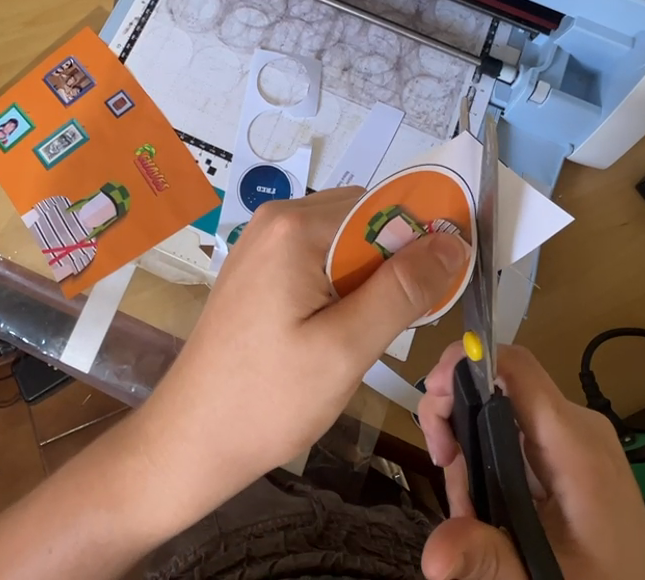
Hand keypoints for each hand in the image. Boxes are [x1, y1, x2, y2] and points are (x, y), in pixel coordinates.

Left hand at [136, 187, 468, 508]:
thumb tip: (454, 242)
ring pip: (345, 241)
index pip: (384, 207)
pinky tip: (339, 330)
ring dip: (370, 278)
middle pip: (365, 220)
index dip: (423, 240)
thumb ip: (403, 290)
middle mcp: (277, 219)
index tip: (447, 285)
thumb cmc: (267, 399)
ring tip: (366, 334)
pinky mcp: (259, 268)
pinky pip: (319, 258)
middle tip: (402, 322)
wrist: (191, 438)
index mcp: (296, 226)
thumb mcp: (347, 347)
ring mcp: (263, 242)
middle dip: (394, 262)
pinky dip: (342, 286)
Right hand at [417, 343, 644, 579]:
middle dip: (457, 422)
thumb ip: (489, 559)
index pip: (515, 366)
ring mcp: (578, 438)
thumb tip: (433, 551)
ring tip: (470, 510)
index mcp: (576, 446)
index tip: (432, 398)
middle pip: (498, 387)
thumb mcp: (545, 578)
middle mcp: (578, 428)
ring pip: (502, 412)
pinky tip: (489, 507)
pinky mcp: (574, 452)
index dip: (465, 361)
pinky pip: (518, 432)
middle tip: (442, 467)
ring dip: (472, 451)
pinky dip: (491, 459)